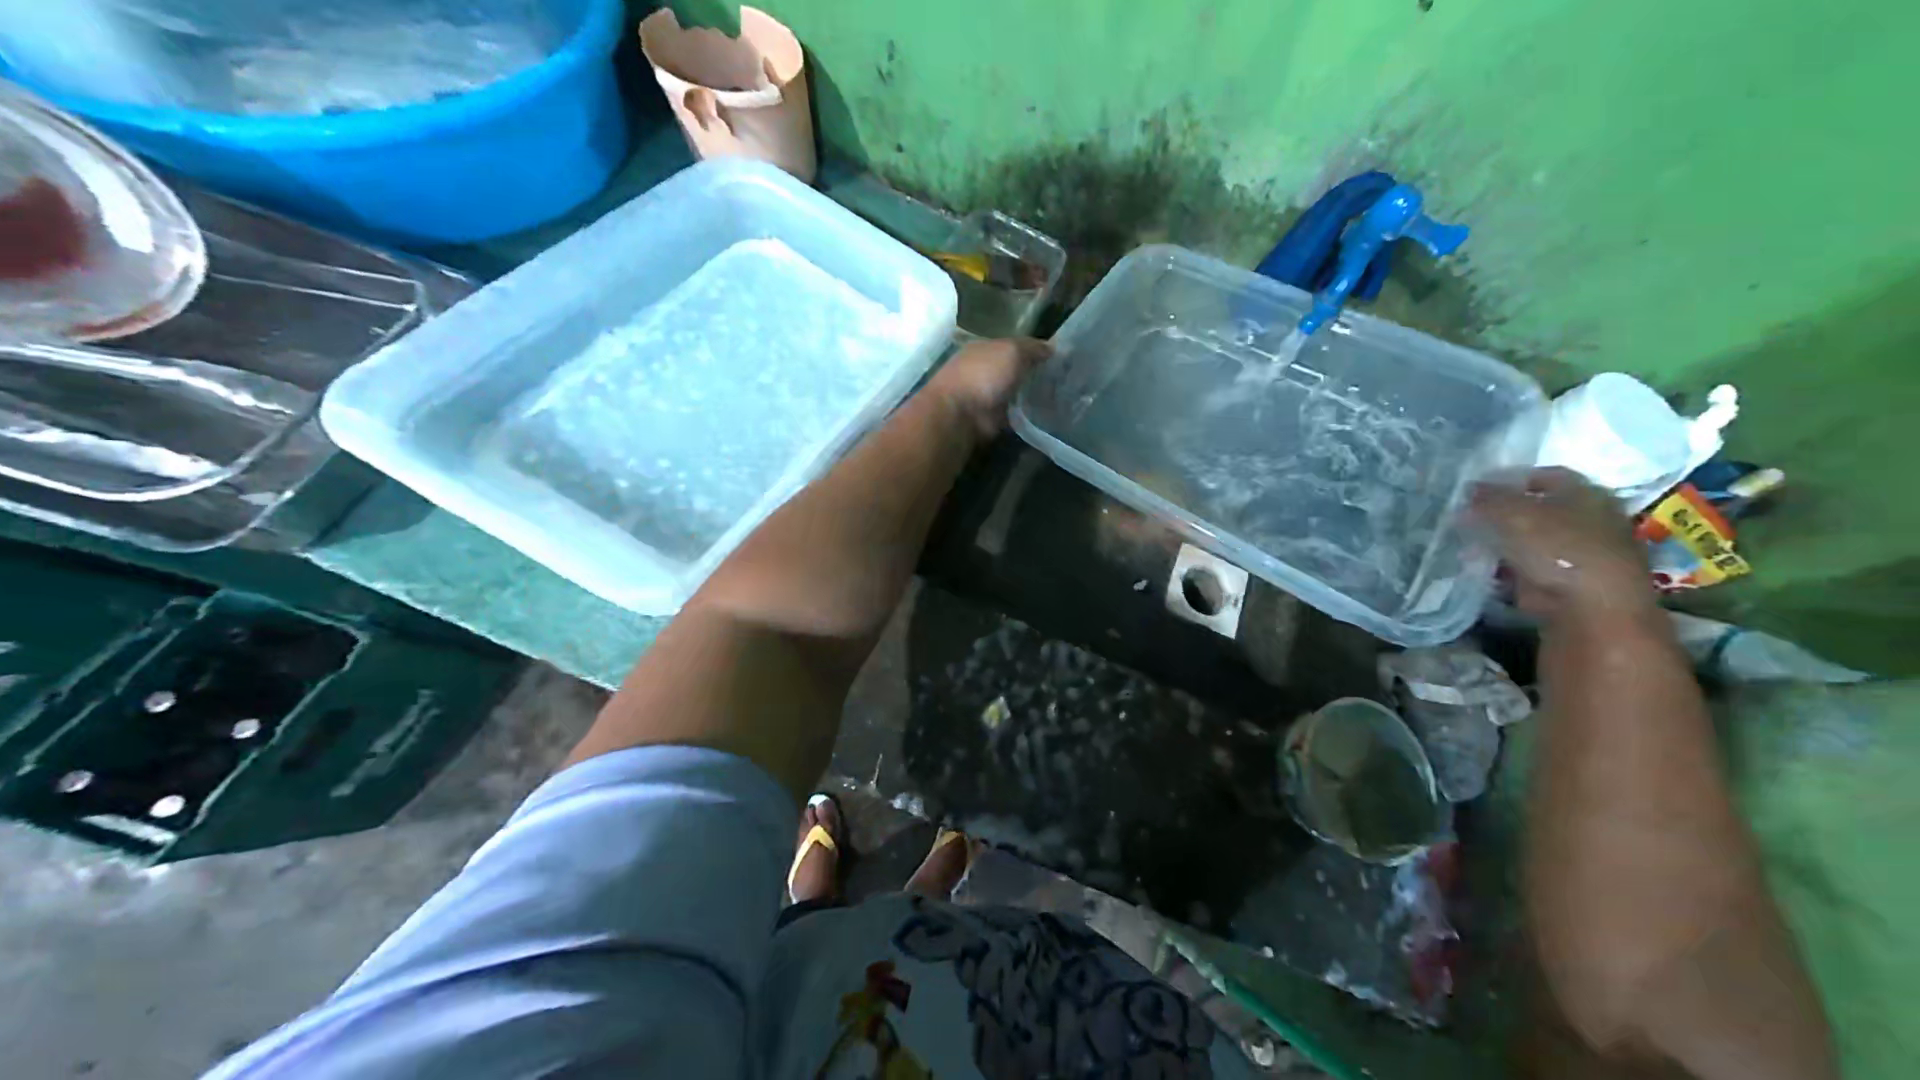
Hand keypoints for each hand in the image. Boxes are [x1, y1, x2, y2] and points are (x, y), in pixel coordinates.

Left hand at [924, 337, 1051, 438]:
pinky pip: (1015, 414)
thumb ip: (1033, 348)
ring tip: (1062, 397)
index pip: (1015, 345)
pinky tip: (1047, 414)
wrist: (960, 415)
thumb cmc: (984, 374)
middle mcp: (984, 370)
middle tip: (1065, 379)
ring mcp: (986, 396)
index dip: (1036, 350)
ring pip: (1016, 392)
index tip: (1061, 358)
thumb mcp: (1012, 351)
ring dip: (1033, 395)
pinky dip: (1027, 415)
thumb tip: (1053, 348)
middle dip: (1035, 373)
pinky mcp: (991, 419)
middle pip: (1015, 369)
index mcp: (985, 348)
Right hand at [1470, 467, 1655, 623]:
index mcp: (1586, 491)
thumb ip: (1487, 499)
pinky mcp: (1570, 580)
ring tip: (1468, 542)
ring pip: (1531, 537)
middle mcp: (1591, 516)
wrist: (1590, 607)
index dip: (1508, 479)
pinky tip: (1483, 567)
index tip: (1474, 489)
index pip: (1544, 474)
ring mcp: (1582, 550)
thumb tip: (1468, 490)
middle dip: (1502, 511)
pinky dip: (1507, 564)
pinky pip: (1530, 564)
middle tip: (1467, 516)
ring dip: (1503, 539)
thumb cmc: (1557, 548)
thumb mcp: (1513, 514)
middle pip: (1537, 507)